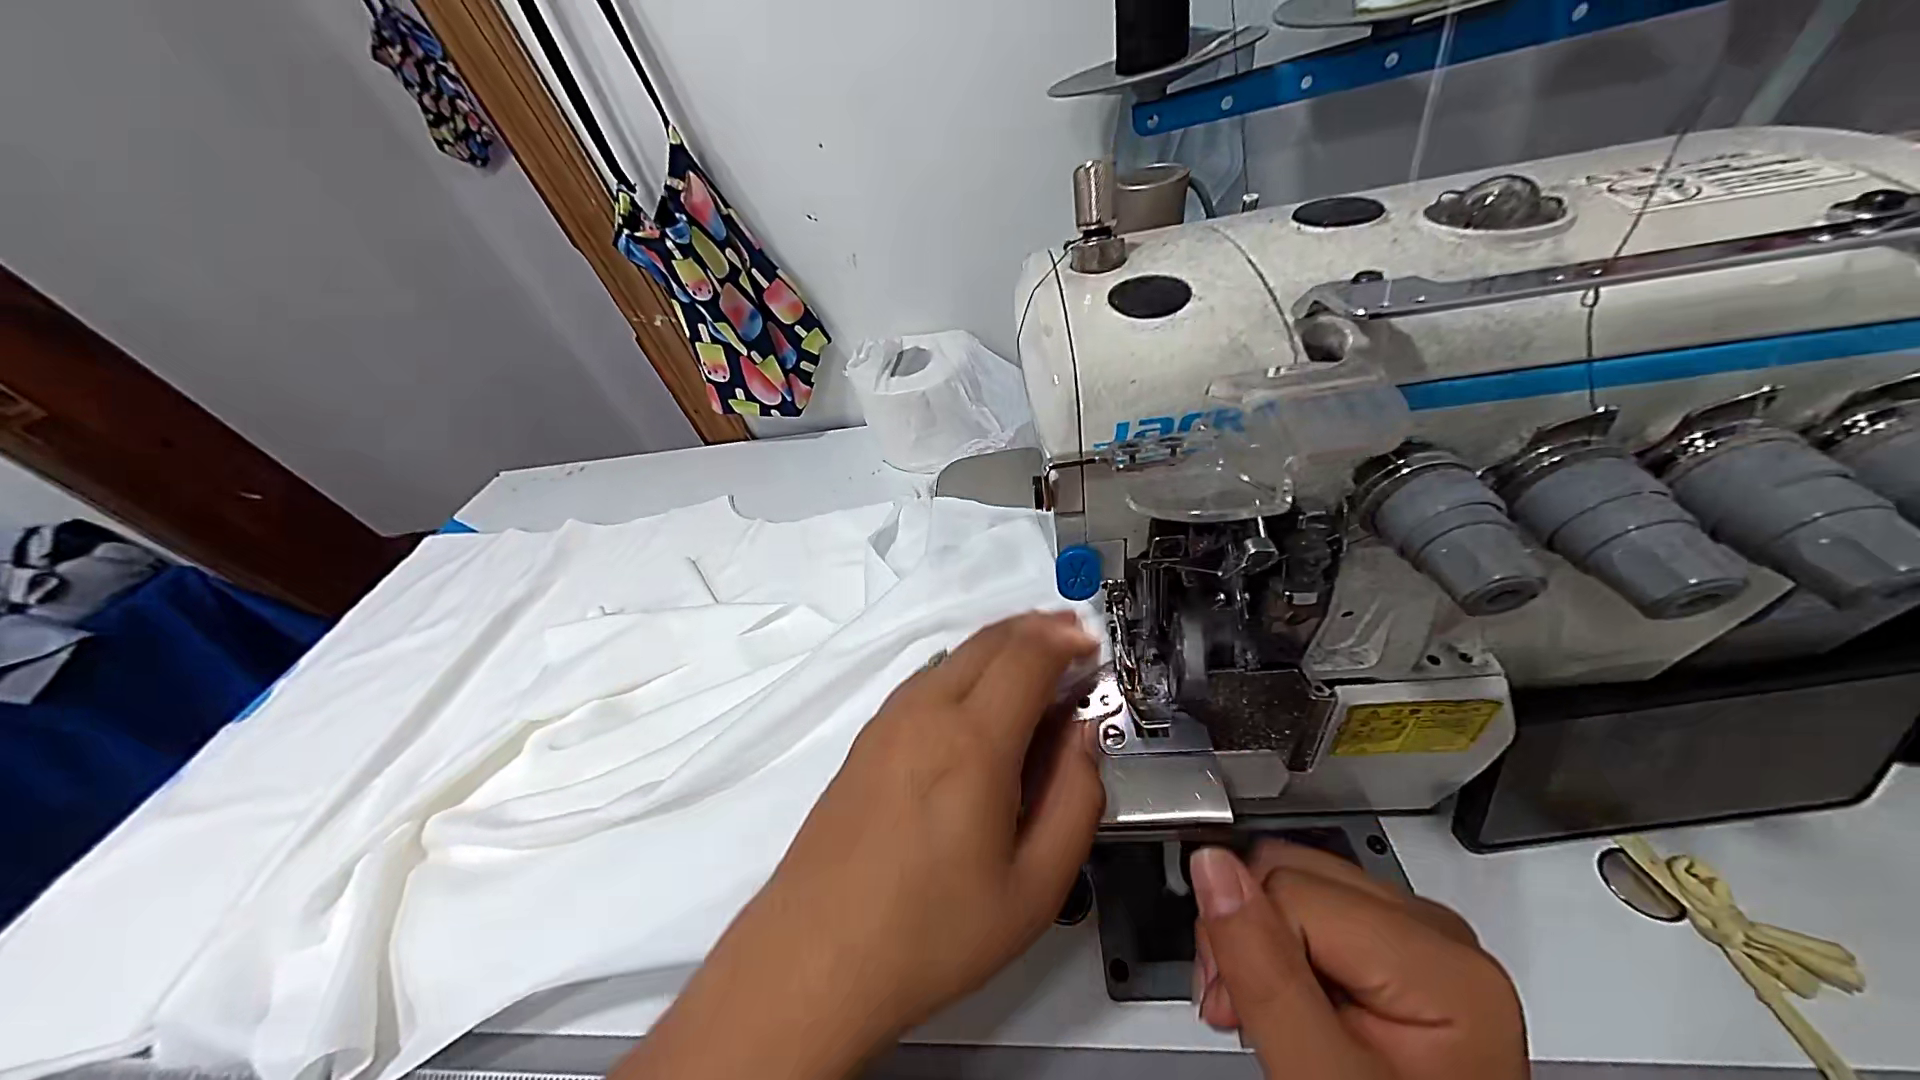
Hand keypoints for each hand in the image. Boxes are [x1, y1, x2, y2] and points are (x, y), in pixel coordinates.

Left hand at [619, 612, 1103, 1078]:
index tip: (1092, 647)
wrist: (814, 958)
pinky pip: (927, 680)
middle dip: (1038, 630)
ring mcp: (889, 721)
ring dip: (1000, 646)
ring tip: (1034, 666)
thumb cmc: (932, 932)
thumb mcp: (1035, 888)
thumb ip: (1075, 800)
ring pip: (955, 655)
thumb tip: (1080, 736)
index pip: (1029, 656)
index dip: (1067, 640)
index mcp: (973, 741)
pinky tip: (979, 703)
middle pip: (990, 640)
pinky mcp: (866, 739)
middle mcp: (926, 712)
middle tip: (1073, 642)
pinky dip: (965, 669)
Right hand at [1190, 842, 1527, 1079]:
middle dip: (1244, 934)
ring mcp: (1422, 942)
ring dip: (1255, 941)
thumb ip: (1265, 973)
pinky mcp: (1400, 951)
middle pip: (1292, 876)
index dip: (1246, 946)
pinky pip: (1312, 906)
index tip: (1235, 1007)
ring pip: (1294, 884)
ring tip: (1263, 1012)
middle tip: (1240, 1009)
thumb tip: (1215, 869)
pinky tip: (1287, 1002)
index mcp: (1442, 966)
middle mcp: (1437, 937)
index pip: (1287, 892)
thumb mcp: (1318, 1075)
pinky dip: (1279, 949)